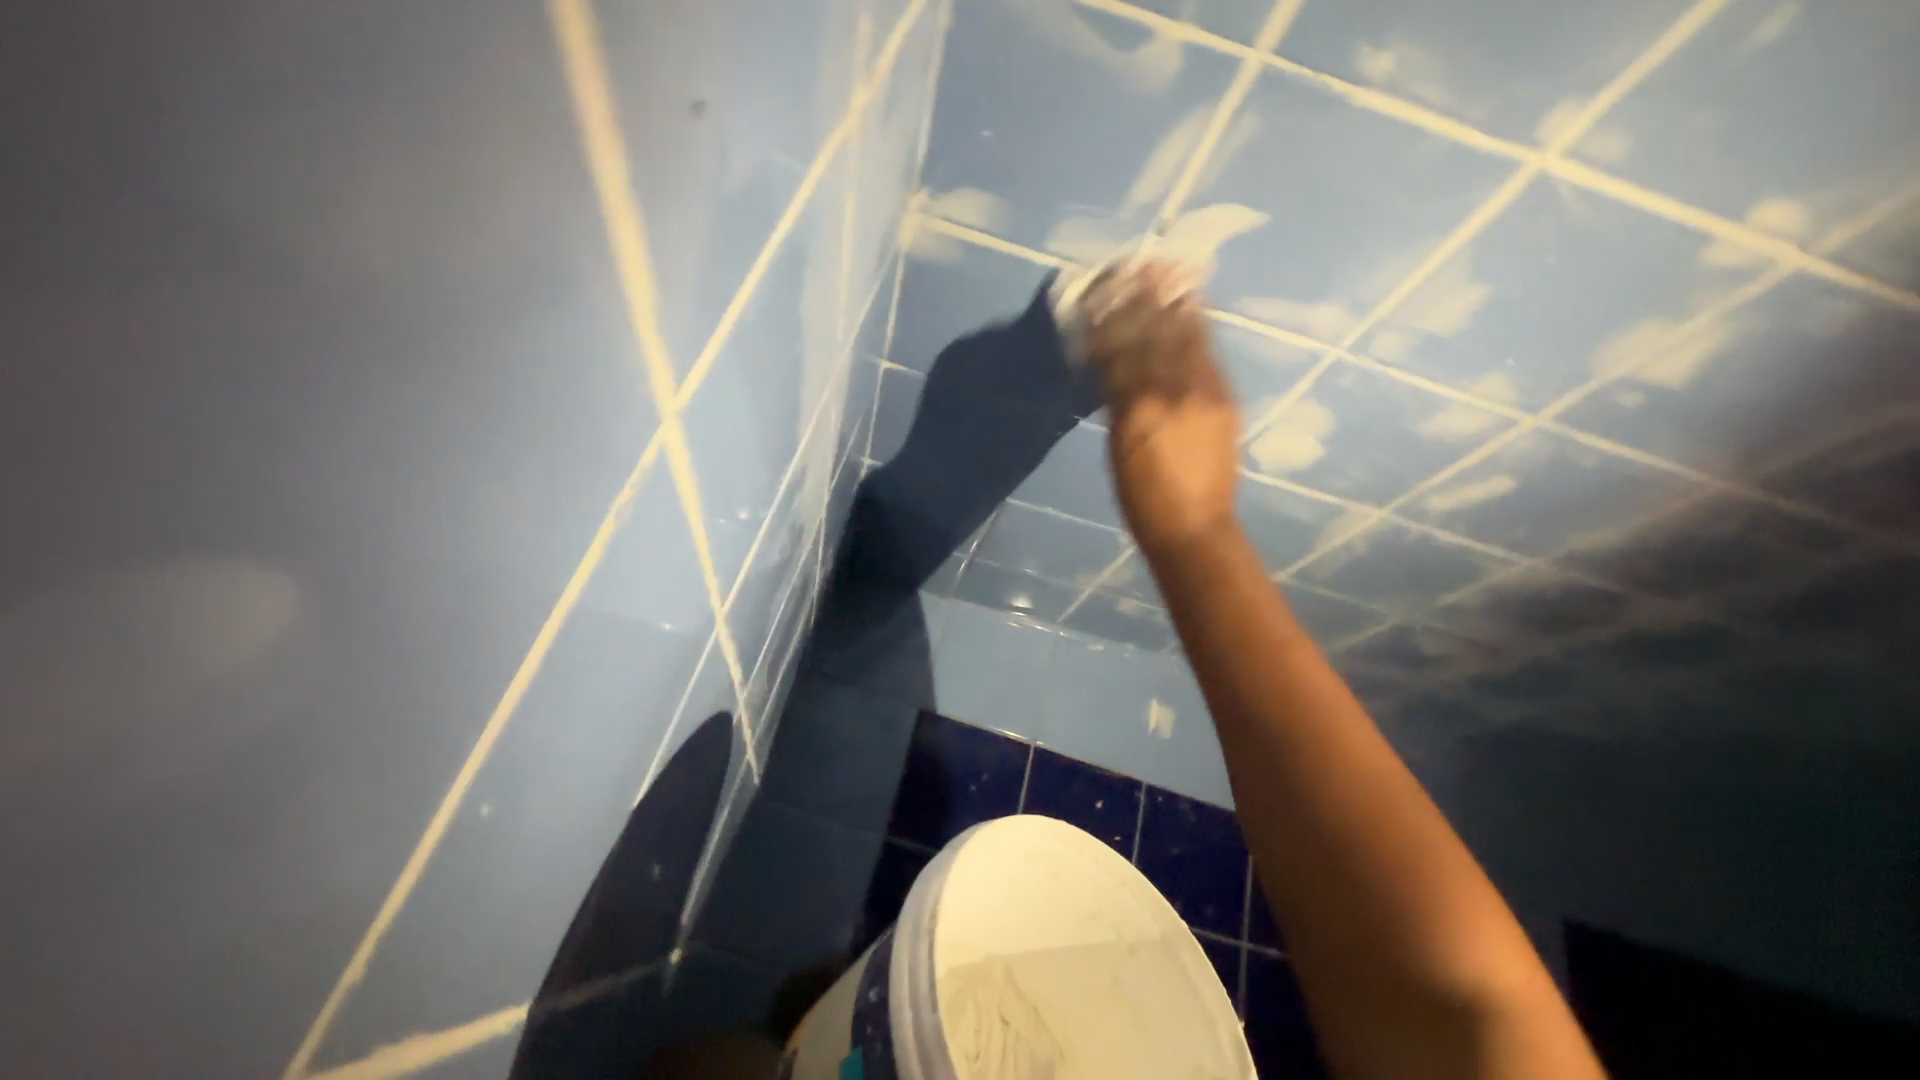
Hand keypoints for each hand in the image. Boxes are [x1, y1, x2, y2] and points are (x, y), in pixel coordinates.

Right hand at [1083, 262, 1240, 558]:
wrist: (1194, 527)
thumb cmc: (1142, 498)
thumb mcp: (1118, 449)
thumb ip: (1117, 400)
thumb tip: (1111, 363)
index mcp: (1136, 407)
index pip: (1119, 348)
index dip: (1109, 316)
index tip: (1100, 289)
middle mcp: (1172, 391)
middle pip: (1154, 334)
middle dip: (1143, 297)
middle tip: (1136, 264)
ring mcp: (1204, 393)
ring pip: (1186, 337)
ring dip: (1174, 302)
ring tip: (1167, 270)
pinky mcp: (1226, 401)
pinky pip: (1208, 354)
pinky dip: (1197, 327)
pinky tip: (1192, 307)